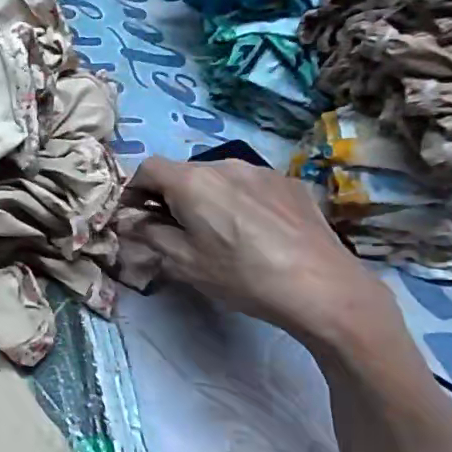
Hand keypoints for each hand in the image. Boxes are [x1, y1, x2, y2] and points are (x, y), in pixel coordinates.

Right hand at [122, 156, 390, 343]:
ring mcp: (261, 171)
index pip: (148, 168)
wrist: (321, 286)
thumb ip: (149, 235)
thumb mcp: (183, 262)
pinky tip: (252, 232)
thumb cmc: (240, 275)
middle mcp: (224, 165)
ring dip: (205, 197)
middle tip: (172, 229)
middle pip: (184, 172)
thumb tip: (129, 222)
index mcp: (191, 181)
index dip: (134, 189)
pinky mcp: (289, 184)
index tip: (134, 215)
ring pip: (218, 178)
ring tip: (216, 232)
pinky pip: (249, 185)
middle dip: (170, 196)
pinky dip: (238, 201)